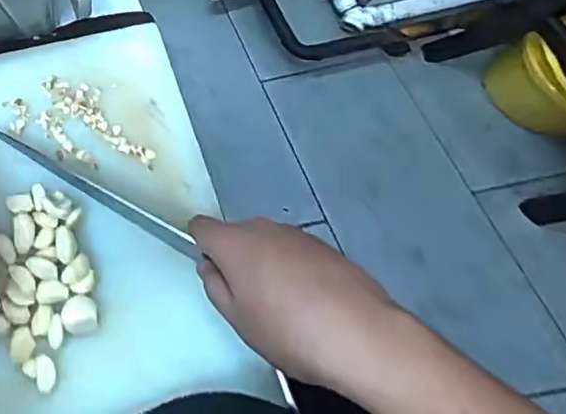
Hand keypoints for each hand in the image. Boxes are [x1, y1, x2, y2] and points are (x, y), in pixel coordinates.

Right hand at [189, 216, 404, 389]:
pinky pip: (300, 254)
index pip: (200, 227)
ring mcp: (296, 235)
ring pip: (270, 244)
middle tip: (253, 299)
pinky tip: (317, 306)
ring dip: (271, 265)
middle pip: (237, 235)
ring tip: (291, 308)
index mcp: (231, 242)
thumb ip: (214, 288)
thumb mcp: (239, 321)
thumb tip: (212, 271)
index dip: (203, 247)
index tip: (215, 271)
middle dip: (240, 259)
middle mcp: (260, 228)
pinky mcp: (326, 247)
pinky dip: (301, 272)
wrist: (364, 337)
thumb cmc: (293, 331)